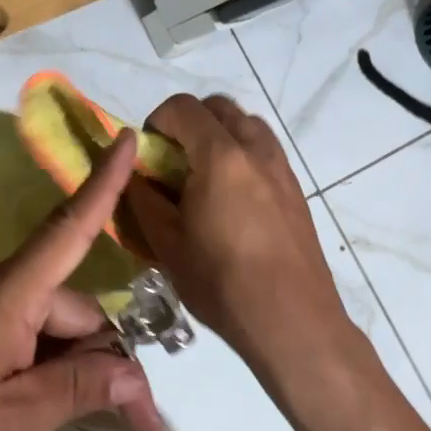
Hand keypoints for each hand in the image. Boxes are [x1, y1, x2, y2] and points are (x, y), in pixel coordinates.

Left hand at [0, 130, 164, 430]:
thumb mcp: (15, 418)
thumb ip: (76, 387)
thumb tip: (133, 372)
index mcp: (11, 292)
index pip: (69, 227)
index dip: (103, 183)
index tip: (127, 137)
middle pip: (69, 305)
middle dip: (102, 354)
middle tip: (134, 416)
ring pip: (43, 321)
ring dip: (68, 362)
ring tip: (77, 418)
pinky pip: (15, 327)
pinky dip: (36, 359)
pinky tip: (37, 401)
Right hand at [128, 95, 430, 430]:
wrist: (294, 324)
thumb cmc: (223, 283)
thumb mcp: (166, 243)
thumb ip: (143, 199)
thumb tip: (134, 176)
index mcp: (219, 156)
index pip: (182, 106)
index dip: (158, 121)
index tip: (149, 155)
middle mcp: (254, 149)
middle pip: (217, 107)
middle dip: (190, 122)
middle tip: (174, 160)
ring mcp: (281, 167)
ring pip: (246, 124)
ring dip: (220, 134)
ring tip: (205, 175)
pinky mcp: (296, 189)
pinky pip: (264, 149)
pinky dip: (242, 154)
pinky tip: (232, 198)